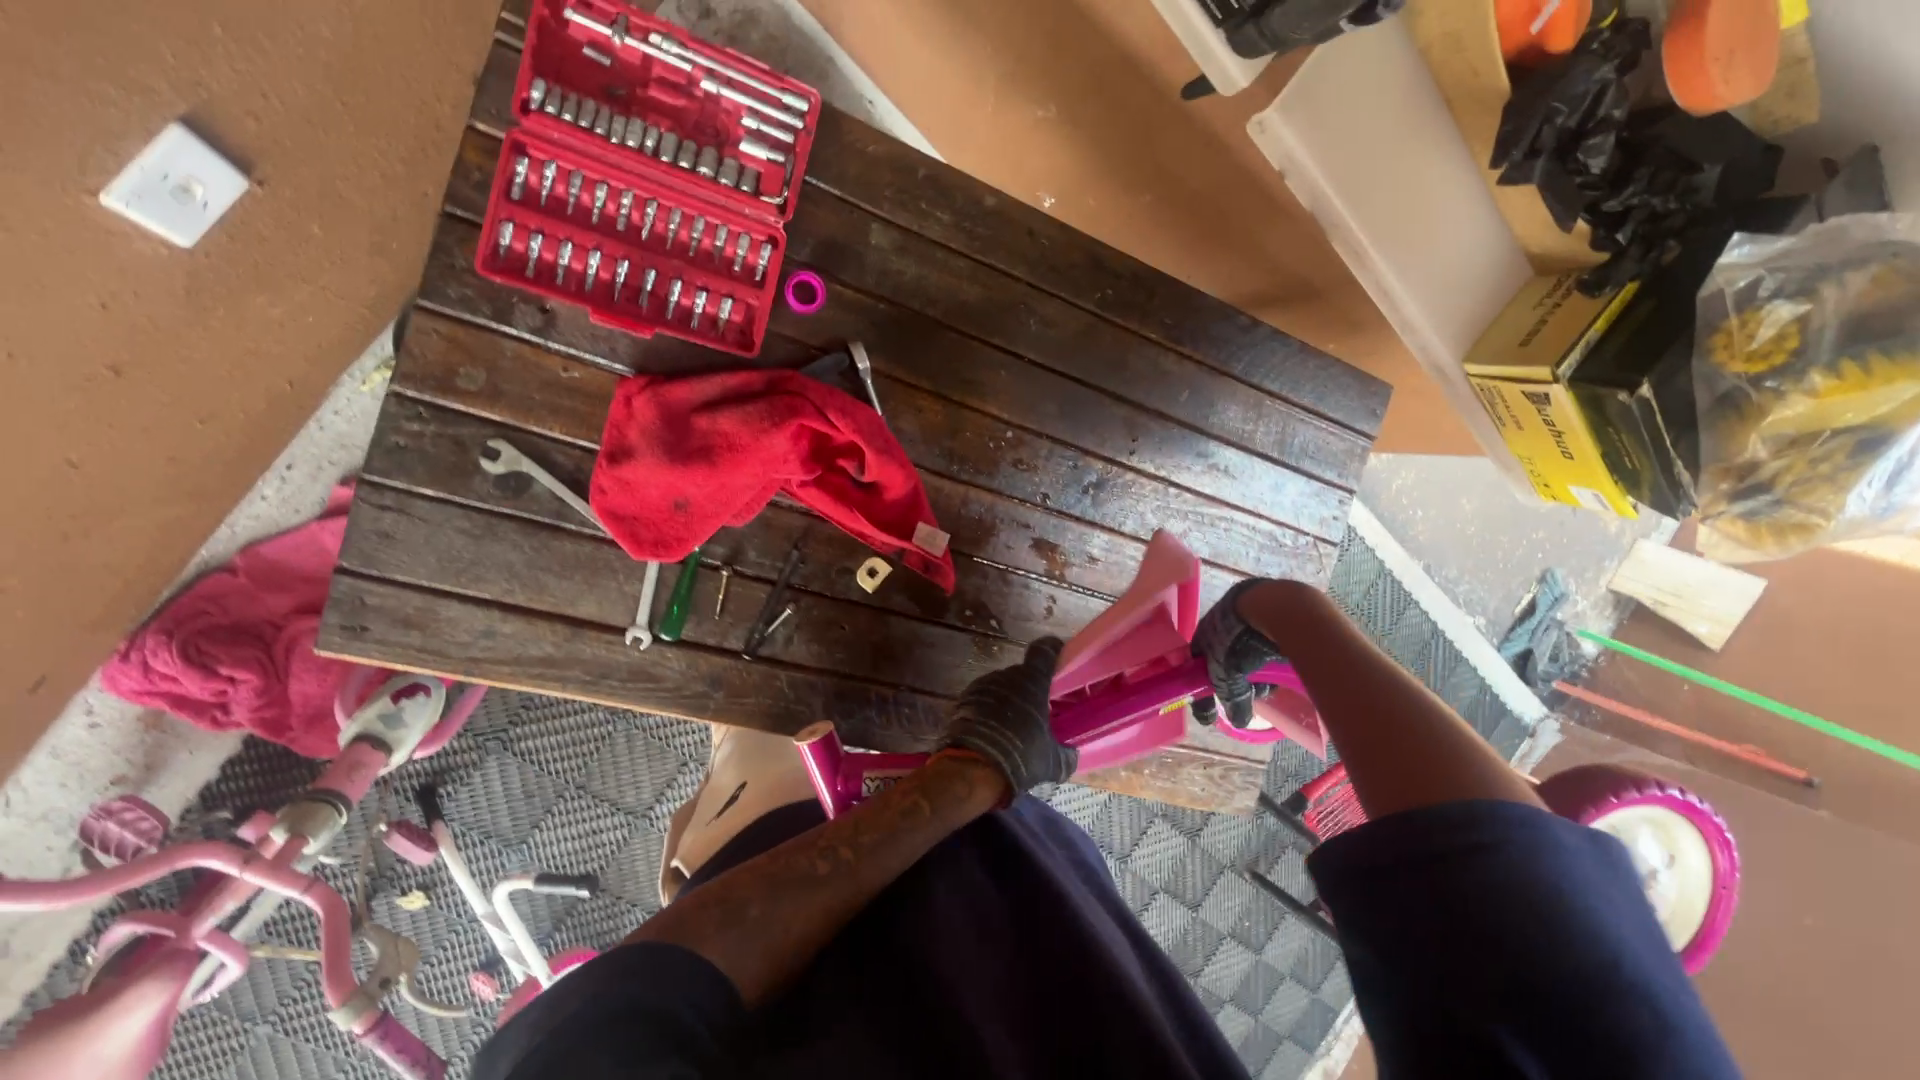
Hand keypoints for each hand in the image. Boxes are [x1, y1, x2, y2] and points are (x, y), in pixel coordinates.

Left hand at [943, 637, 1075, 801]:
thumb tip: (1072, 753)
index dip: (1051, 651)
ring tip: (1013, 726)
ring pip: (1001, 688)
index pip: (1044, 651)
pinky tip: (993, 732)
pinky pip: (982, 700)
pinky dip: (989, 711)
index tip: (1057, 657)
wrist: (972, 770)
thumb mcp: (1053, 762)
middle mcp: (1005, 676)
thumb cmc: (1021, 758)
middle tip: (1037, 710)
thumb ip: (1066, 753)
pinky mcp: (962, 702)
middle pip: (1021, 674)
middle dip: (1029, 688)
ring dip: (1008, 701)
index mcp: (1032, 681)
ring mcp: (981, 687)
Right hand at [1191, 579, 1285, 728]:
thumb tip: (1238, 721)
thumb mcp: (1228, 677)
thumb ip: (1232, 699)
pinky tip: (1281, 669)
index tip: (1212, 714)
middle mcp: (1220, 625)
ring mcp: (1245, 617)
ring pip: (1247, 653)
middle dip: (1236, 683)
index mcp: (1202, 636)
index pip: (1198, 669)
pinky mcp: (1269, 613)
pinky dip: (1270, 660)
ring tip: (1270, 687)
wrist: (1273, 606)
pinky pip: (1265, 644)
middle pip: (1225, 661)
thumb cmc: (1238, 642)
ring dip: (1256, 673)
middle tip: (1248, 697)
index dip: (1204, 692)